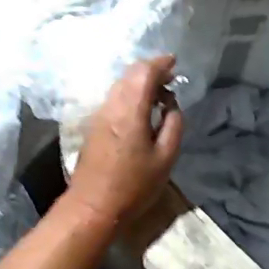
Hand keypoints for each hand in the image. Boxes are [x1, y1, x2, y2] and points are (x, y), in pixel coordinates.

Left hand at [68, 56, 183, 224]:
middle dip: (151, 70)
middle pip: (130, 74)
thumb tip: (171, 104)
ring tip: (159, 93)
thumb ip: (173, 125)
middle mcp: (111, 105)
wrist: (92, 205)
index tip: (175, 63)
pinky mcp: (94, 124)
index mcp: (130, 110)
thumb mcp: (165, 158)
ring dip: (139, 82)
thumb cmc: (133, 185)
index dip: (160, 63)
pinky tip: (142, 108)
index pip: (144, 72)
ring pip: (120, 84)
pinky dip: (130, 93)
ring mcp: (99, 114)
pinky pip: (114, 97)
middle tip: (170, 78)